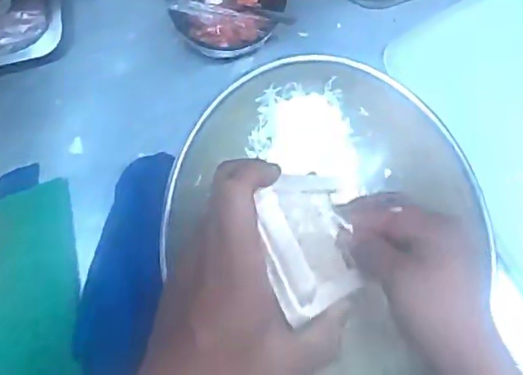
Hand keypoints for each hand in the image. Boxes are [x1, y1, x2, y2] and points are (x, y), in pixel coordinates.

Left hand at [140, 160, 346, 374]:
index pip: (231, 185)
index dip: (253, 168)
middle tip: (279, 198)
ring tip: (268, 231)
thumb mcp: (287, 360)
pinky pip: (203, 234)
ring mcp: (186, 254)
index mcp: (231, 252)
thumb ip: (323, 333)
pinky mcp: (178, 270)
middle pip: (220, 189)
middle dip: (249, 182)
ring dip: (237, 208)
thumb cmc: (229, 365)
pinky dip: (225, 232)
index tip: (277, 176)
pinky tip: (245, 263)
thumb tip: (345, 308)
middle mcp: (205, 242)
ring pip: (211, 211)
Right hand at [345, 195, 516, 374]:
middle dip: (371, 225)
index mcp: (437, 224)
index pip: (391, 212)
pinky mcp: (450, 276)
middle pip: (400, 220)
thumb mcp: (394, 275)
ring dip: (381, 241)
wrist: (468, 358)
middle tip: (345, 233)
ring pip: (407, 238)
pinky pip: (415, 253)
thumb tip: (349, 235)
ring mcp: (452, 254)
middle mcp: (447, 231)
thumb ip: (369, 248)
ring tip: (357, 250)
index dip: (362, 216)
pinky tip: (379, 265)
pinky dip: (394, 255)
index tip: (336, 222)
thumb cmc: (430, 308)